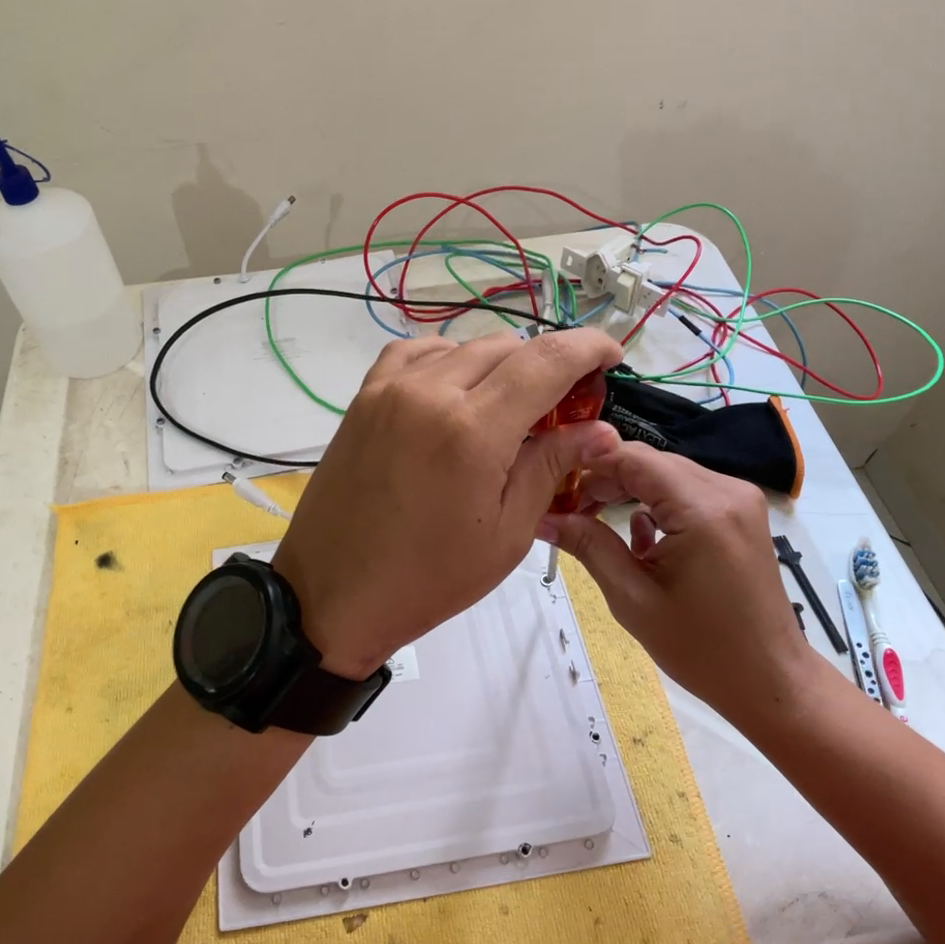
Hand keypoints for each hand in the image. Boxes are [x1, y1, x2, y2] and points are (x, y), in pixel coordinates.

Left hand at [272, 330, 622, 678]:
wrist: (331, 596)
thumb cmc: (426, 580)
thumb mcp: (506, 534)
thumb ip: (551, 468)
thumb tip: (599, 430)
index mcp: (472, 428)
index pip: (547, 360)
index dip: (589, 348)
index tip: (613, 355)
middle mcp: (429, 392)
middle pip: (507, 348)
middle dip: (546, 365)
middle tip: (562, 406)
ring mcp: (388, 391)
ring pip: (461, 347)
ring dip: (497, 364)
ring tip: (509, 407)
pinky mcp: (363, 400)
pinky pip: (414, 355)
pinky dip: (446, 361)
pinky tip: (455, 393)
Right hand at [540, 442, 819, 720]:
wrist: (768, 678)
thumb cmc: (699, 647)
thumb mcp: (632, 598)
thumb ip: (589, 546)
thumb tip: (542, 518)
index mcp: (703, 509)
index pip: (633, 459)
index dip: (588, 466)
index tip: (552, 490)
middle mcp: (727, 490)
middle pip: (651, 462)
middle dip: (605, 479)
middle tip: (566, 510)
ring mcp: (740, 499)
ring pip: (668, 474)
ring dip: (628, 491)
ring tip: (591, 521)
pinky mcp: (742, 514)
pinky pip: (689, 492)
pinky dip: (658, 503)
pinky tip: (639, 538)